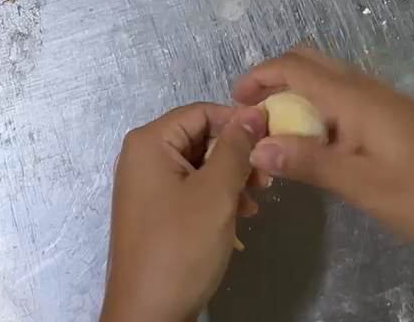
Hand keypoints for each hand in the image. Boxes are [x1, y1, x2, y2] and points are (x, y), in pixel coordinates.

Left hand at [101, 102, 267, 321]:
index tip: (271, 137)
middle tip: (267, 174)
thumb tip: (252, 113)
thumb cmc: (180, 246)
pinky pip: (189, 188)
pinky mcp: (154, 211)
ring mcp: (146, 185)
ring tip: (260, 196)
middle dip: (235, 153)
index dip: (237, 121)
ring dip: (230, 177)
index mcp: (149, 142)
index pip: (200, 112)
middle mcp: (142, 156)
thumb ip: (235, 149)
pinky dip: (216, 196)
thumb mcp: (216, 193)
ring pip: (198, 165)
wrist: (147, 316)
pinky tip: (241, 214)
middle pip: (198, 137)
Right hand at [233, 45, 413, 248]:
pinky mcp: (395, 112)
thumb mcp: (365, 186)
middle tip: (255, 114)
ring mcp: (382, 97)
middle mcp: (364, 86)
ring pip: (326, 75)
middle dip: (273, 77)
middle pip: (307, 59)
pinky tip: (324, 142)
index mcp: (352, 97)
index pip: (292, 67)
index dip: (257, 77)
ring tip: (282, 132)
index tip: (235, 103)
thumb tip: (257, 145)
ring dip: (296, 91)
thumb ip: (310, 163)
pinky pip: (343, 92)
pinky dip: (318, 103)